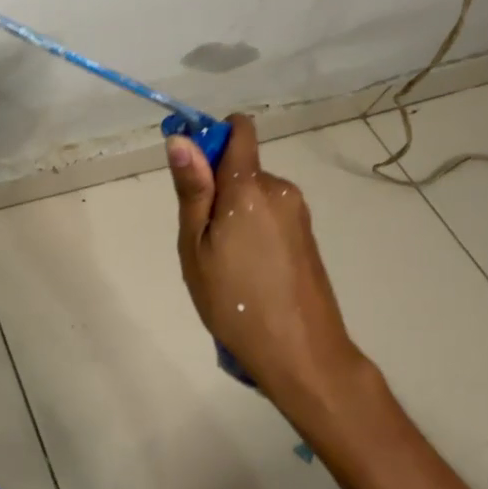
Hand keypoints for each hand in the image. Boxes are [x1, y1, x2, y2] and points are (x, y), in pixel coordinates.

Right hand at [167, 114, 363, 399]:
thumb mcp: (195, 246)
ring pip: (252, 194)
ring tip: (223, 263)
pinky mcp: (306, 238)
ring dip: (232, 213)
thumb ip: (192, 190)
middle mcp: (280, 191)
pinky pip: (268, 216)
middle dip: (215, 189)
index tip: (190, 166)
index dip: (210, 135)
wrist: (304, 358)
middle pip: (239, 167)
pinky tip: (247, 273)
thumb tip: (181, 139)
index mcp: (250, 187)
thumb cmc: (235, 301)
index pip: (239, 130)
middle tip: (201, 238)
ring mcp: (297, 215)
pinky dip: (251, 231)